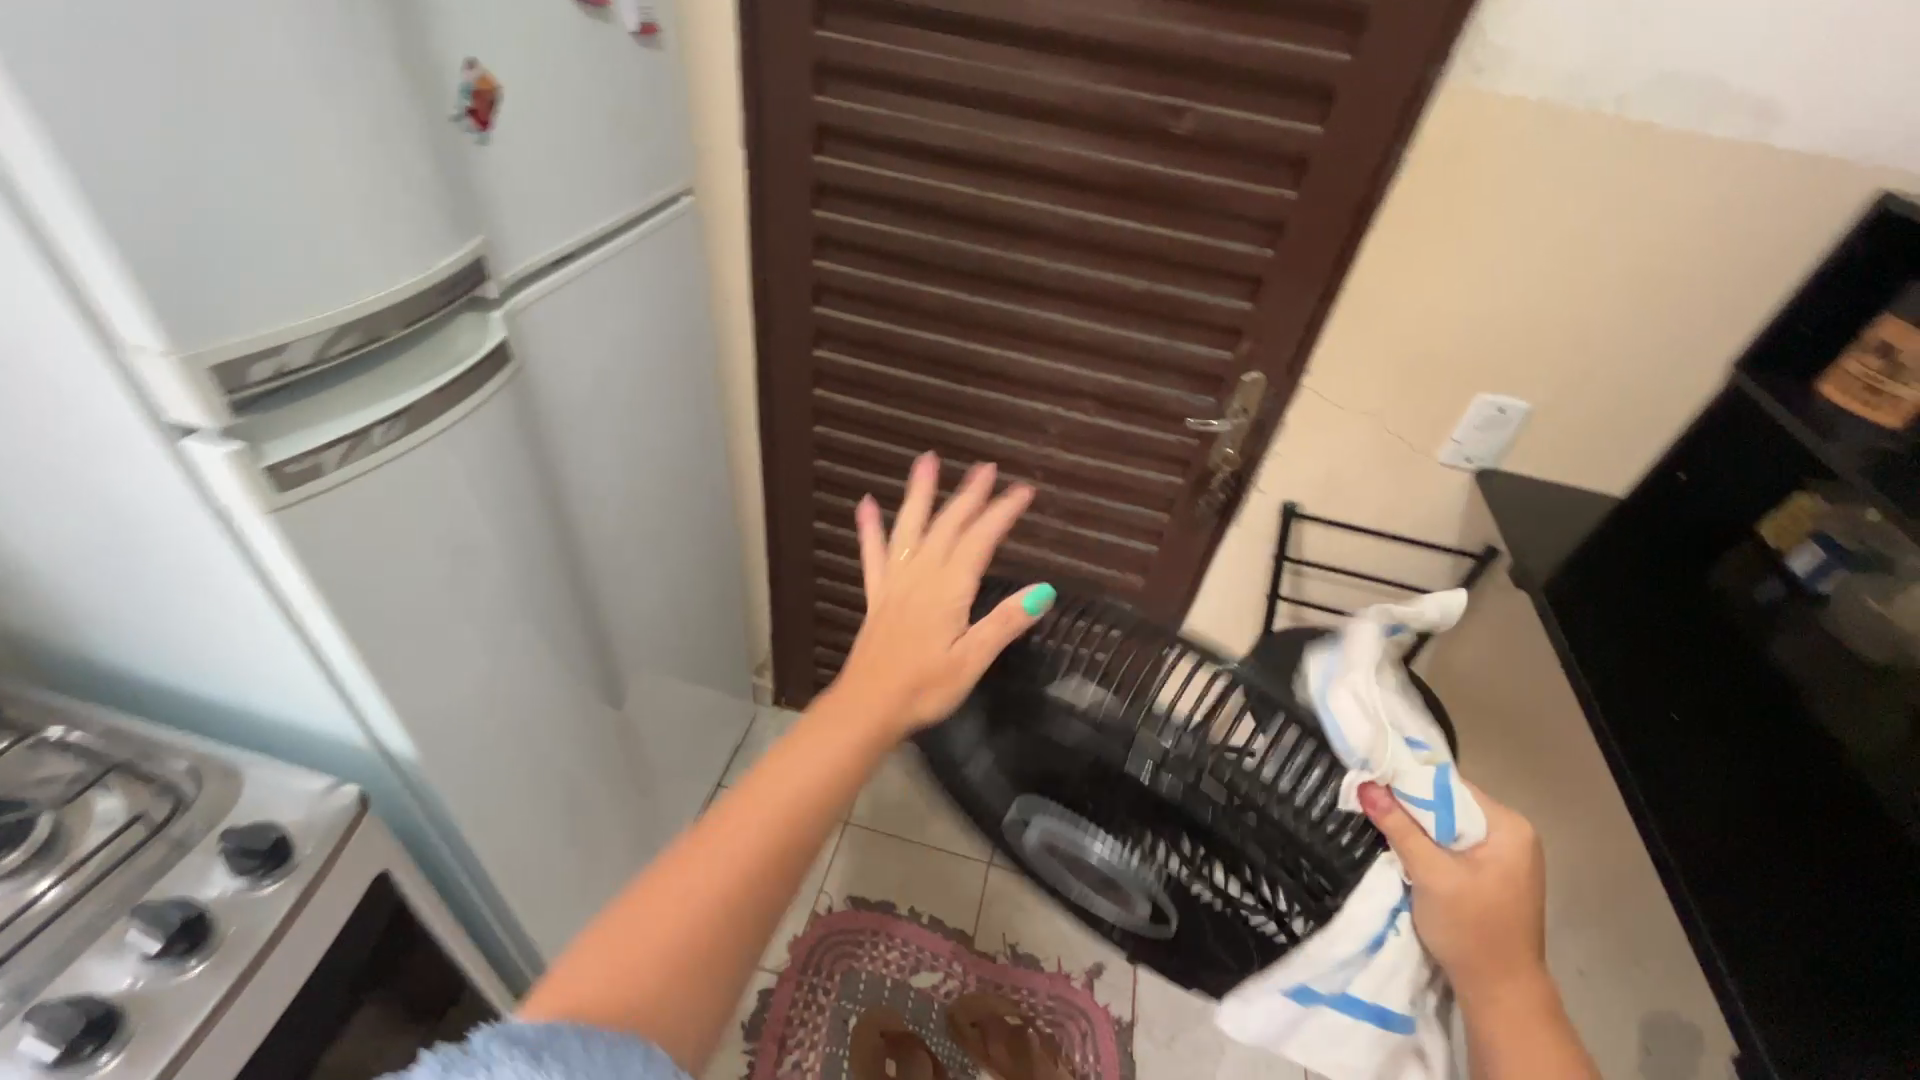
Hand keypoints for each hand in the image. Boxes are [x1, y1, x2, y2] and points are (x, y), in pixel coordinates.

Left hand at [827, 452, 1054, 734]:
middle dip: (969, 495)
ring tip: (926, 461)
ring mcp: (895, 583)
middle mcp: (921, 576)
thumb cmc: (925, 689)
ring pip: (910, 529)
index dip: (1002, 513)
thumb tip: (1044, 590)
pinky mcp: (877, 596)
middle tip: (986, 466)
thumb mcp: (972, 660)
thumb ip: (1004, 622)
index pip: (980, 541)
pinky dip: (871, 528)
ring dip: (920, 494)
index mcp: (949, 590)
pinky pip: (874, 555)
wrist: (868, 706)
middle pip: (948, 526)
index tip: (1023, 490)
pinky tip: (866, 505)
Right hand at [1357, 779, 1549, 1006]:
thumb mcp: (1430, 874)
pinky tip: (1406, 853)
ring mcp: (1505, 855)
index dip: (1408, 783)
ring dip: (1417, 828)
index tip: (1371, 785)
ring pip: (1448, 825)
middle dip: (1410, 807)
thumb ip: (1398, 827)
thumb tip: (1365, 784)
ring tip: (1381, 826)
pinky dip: (1428, 846)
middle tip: (1370, 806)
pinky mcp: (1492, 873)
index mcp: (1509, 827)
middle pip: (1448, 804)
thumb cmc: (1471, 930)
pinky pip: (1453, 844)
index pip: (1449, 786)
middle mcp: (1513, 834)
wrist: (1499, 992)